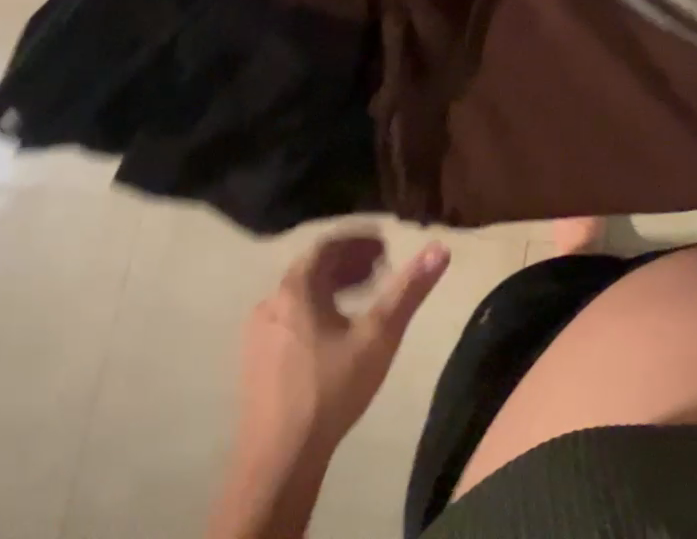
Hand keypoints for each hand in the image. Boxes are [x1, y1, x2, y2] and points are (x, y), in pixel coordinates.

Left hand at [237, 232, 449, 460]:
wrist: (280, 454)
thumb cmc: (332, 387)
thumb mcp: (380, 335)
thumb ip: (409, 290)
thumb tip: (440, 248)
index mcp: (297, 290)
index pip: (327, 246)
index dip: (358, 241)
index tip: (387, 246)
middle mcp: (271, 303)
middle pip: (312, 269)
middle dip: (349, 263)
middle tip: (381, 270)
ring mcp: (258, 333)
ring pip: (300, 295)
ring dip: (333, 287)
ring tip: (364, 300)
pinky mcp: (256, 359)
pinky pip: (289, 317)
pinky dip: (316, 310)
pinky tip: (336, 335)